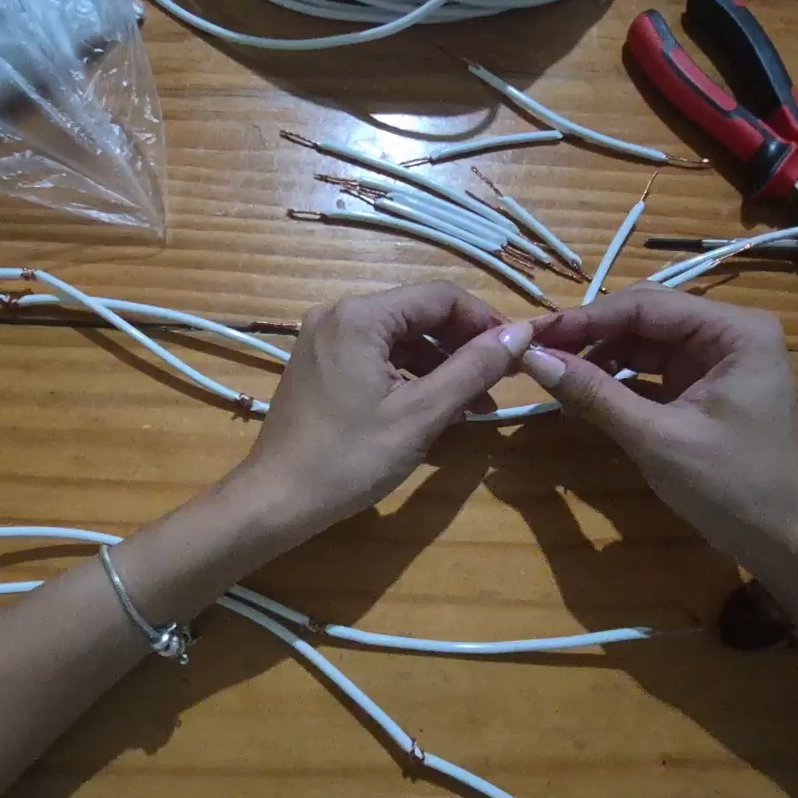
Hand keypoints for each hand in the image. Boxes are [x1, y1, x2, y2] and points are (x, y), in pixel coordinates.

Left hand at [236, 281, 532, 537]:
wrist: (276, 500)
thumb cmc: (350, 459)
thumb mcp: (420, 415)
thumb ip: (472, 369)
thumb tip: (521, 332)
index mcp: (360, 317)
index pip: (440, 297)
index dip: (485, 321)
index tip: (518, 352)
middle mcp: (337, 315)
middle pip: (417, 315)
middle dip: (462, 346)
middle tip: (500, 382)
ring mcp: (322, 339)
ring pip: (397, 338)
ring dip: (438, 365)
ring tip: (474, 405)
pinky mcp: (318, 365)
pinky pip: (374, 357)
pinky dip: (407, 376)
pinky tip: (433, 407)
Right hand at [518, 283, 797, 563]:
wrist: (785, 542)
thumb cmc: (732, 485)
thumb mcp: (655, 438)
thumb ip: (594, 394)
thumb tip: (532, 359)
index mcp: (734, 331)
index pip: (645, 306)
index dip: (584, 319)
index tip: (533, 334)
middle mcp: (727, 335)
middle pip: (643, 319)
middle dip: (590, 337)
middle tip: (537, 354)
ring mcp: (715, 363)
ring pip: (642, 346)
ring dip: (598, 361)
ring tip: (555, 381)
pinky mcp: (703, 391)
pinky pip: (649, 374)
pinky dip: (615, 384)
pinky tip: (581, 400)